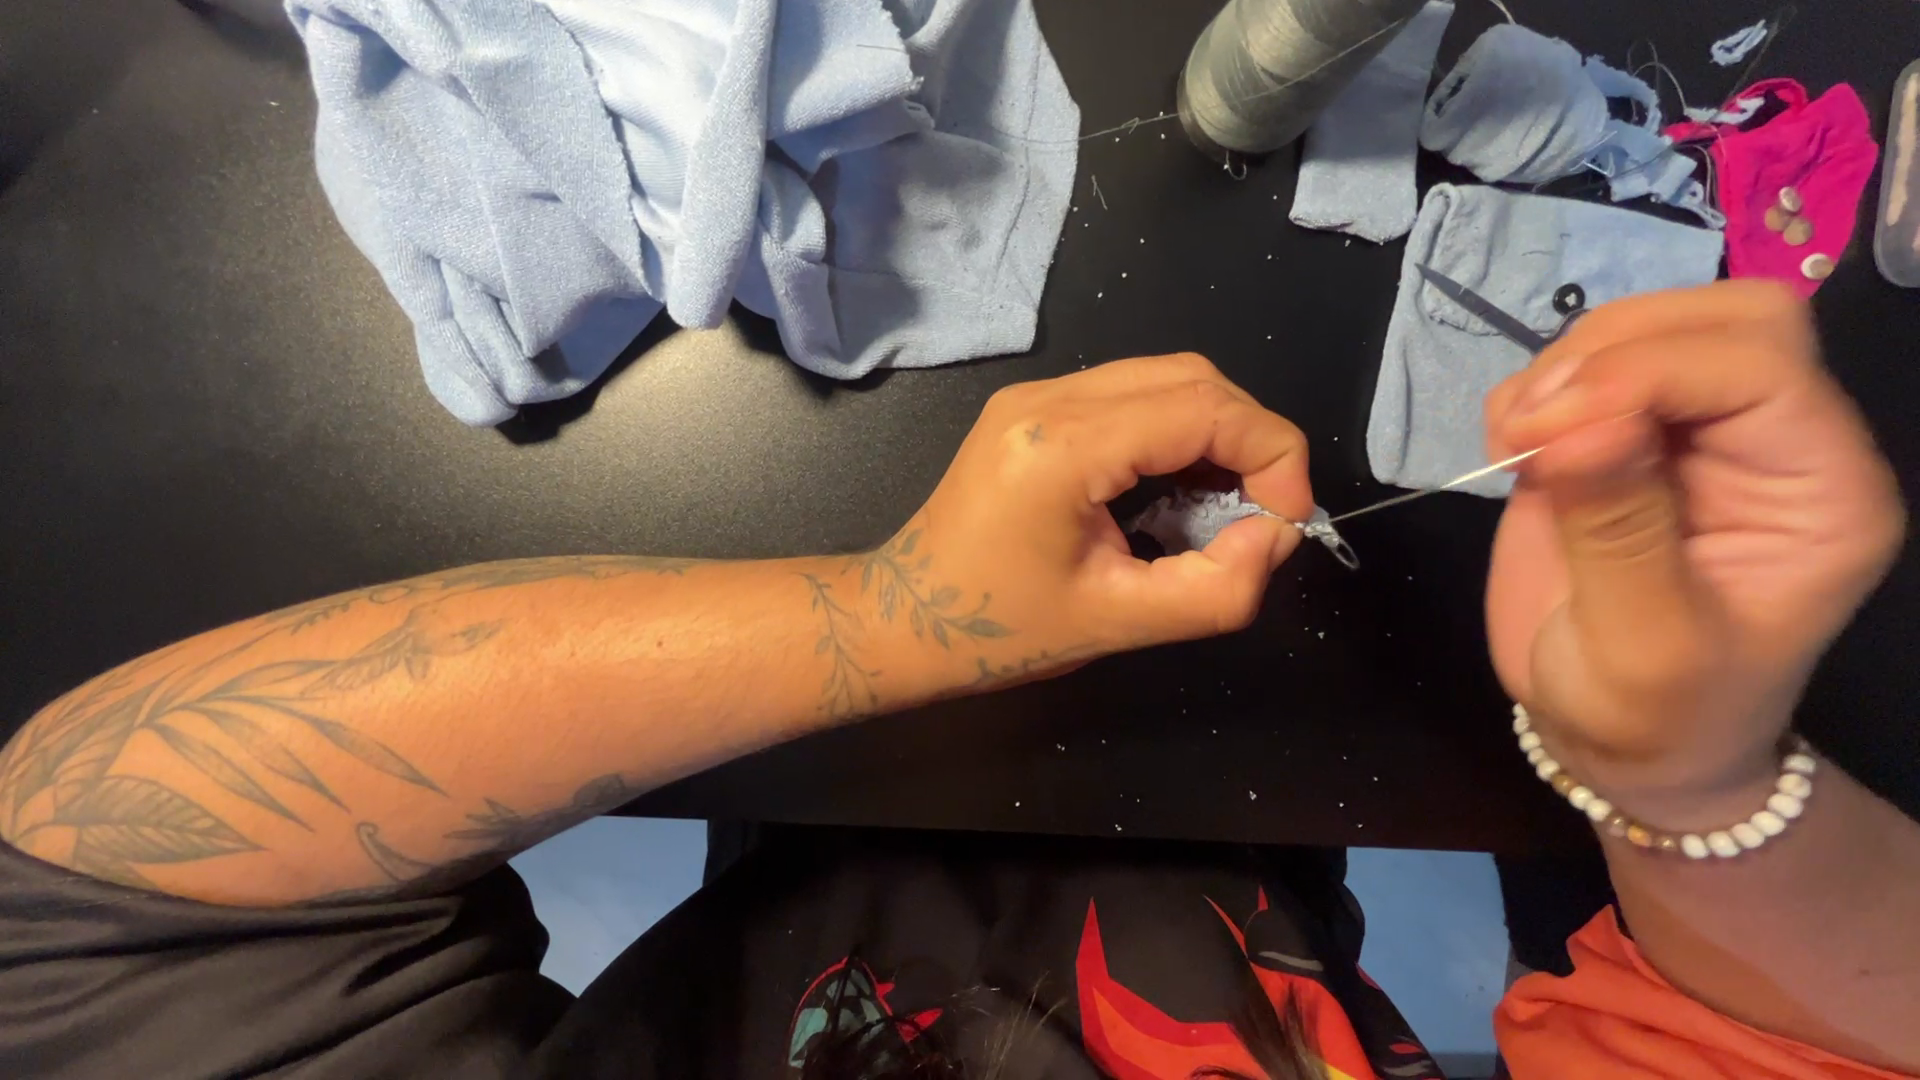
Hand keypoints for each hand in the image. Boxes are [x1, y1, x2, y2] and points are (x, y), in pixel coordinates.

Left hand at [908, 354, 1312, 674]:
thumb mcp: (1120, 624)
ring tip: (1219, 505)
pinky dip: (1171, 431)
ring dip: (1212, 433)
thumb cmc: (1001, 630)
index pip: (1206, 408)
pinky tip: (1171, 487)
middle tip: (1259, 513)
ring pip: (1161, 378)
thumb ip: (1219, 588)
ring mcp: (1033, 396)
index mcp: (1063, 446)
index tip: (1285, 521)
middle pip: (1190, 378)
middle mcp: (1047, 399)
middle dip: (1248, 440)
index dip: (1272, 455)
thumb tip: (1275, 534)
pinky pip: (1126, 395)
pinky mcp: (1030, 408)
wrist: (909, 616)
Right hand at [1483, 282, 1904, 821]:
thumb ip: (1619, 528)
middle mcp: (1759, 447)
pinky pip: (1572, 376)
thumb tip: (1581, 422)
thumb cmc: (1648, 709)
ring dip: (1557, 370)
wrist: (1616, 735)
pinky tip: (1507, 451)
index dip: (1644, 374)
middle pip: (1721, 318)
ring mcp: (1678, 442)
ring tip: (1510, 446)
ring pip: (1638, 332)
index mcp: (1811, 491)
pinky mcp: (1603, 450)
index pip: (1756, 367)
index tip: (1540, 435)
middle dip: (1609, 349)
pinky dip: (1525, 394)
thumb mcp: (1641, 639)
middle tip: (1530, 424)